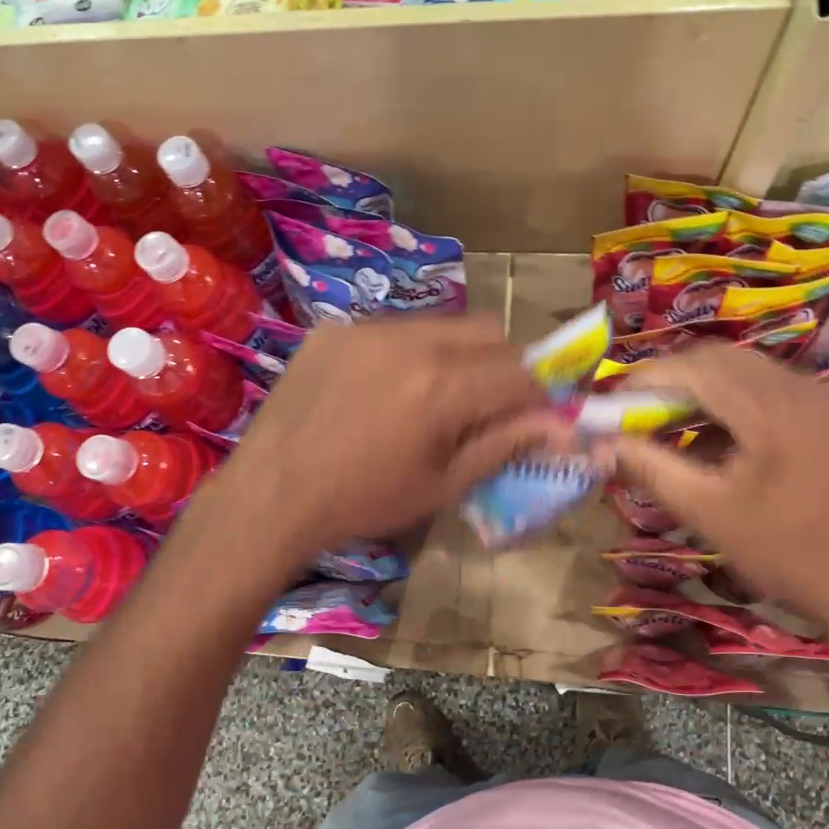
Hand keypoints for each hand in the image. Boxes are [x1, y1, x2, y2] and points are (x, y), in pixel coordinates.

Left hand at [210, 316, 556, 556]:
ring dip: (456, 355)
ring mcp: (367, 329)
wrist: (271, 496)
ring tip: (430, 398)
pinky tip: (381, 390)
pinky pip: (392, 328)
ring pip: (442, 325)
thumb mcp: (441, 486)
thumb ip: (503, 446)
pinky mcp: (334, 329)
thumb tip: (558, 427)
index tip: (532, 417)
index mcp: (443, 389)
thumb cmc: (362, 502)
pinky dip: (406, 352)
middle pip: (490, 332)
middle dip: (503, 366)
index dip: (537, 396)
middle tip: (486, 405)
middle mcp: (411, 343)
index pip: (521, 373)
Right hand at [614, 343, 828, 634]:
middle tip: (636, 414)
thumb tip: (601, 443)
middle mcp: (803, 388)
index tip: (611, 402)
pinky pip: (773, 389)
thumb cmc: (785, 553)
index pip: (695, 368)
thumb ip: (650, 468)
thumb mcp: (707, 512)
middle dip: (672, 379)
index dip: (646, 378)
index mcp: (772, 410)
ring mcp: (826, 397)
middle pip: (721, 359)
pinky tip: (718, 439)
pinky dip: (736, 402)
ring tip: (671, 427)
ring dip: (703, 389)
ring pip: (747, 370)